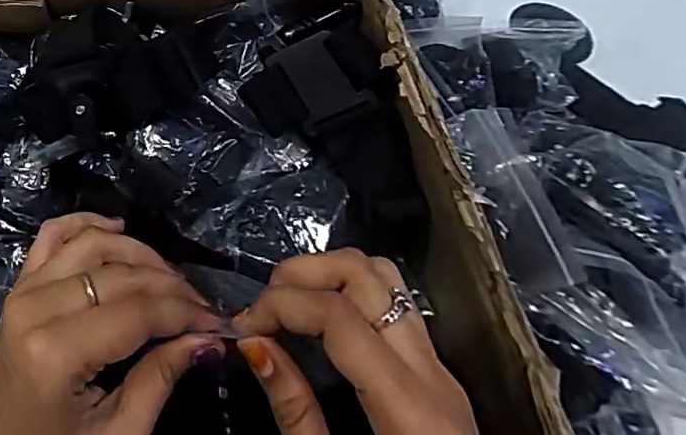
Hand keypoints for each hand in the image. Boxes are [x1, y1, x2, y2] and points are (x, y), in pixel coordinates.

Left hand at [0, 212, 227, 434]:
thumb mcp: (116, 434)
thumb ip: (159, 379)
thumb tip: (207, 339)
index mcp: (54, 354)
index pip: (133, 313)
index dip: (181, 311)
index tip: (217, 320)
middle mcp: (34, 308)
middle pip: (115, 274)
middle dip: (167, 284)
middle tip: (202, 303)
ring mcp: (22, 288)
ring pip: (89, 244)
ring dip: (135, 250)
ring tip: (170, 274)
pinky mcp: (19, 282)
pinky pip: (52, 234)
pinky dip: (85, 222)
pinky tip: (116, 226)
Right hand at [233, 250, 477, 434]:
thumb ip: (295, 411)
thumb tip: (253, 344)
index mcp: (412, 409)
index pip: (337, 313)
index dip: (280, 304)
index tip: (243, 326)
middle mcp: (435, 376)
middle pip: (364, 274)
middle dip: (301, 274)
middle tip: (265, 307)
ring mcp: (442, 373)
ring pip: (384, 277)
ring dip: (327, 274)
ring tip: (291, 304)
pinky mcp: (438, 379)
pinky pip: (392, 304)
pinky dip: (348, 292)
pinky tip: (321, 323)